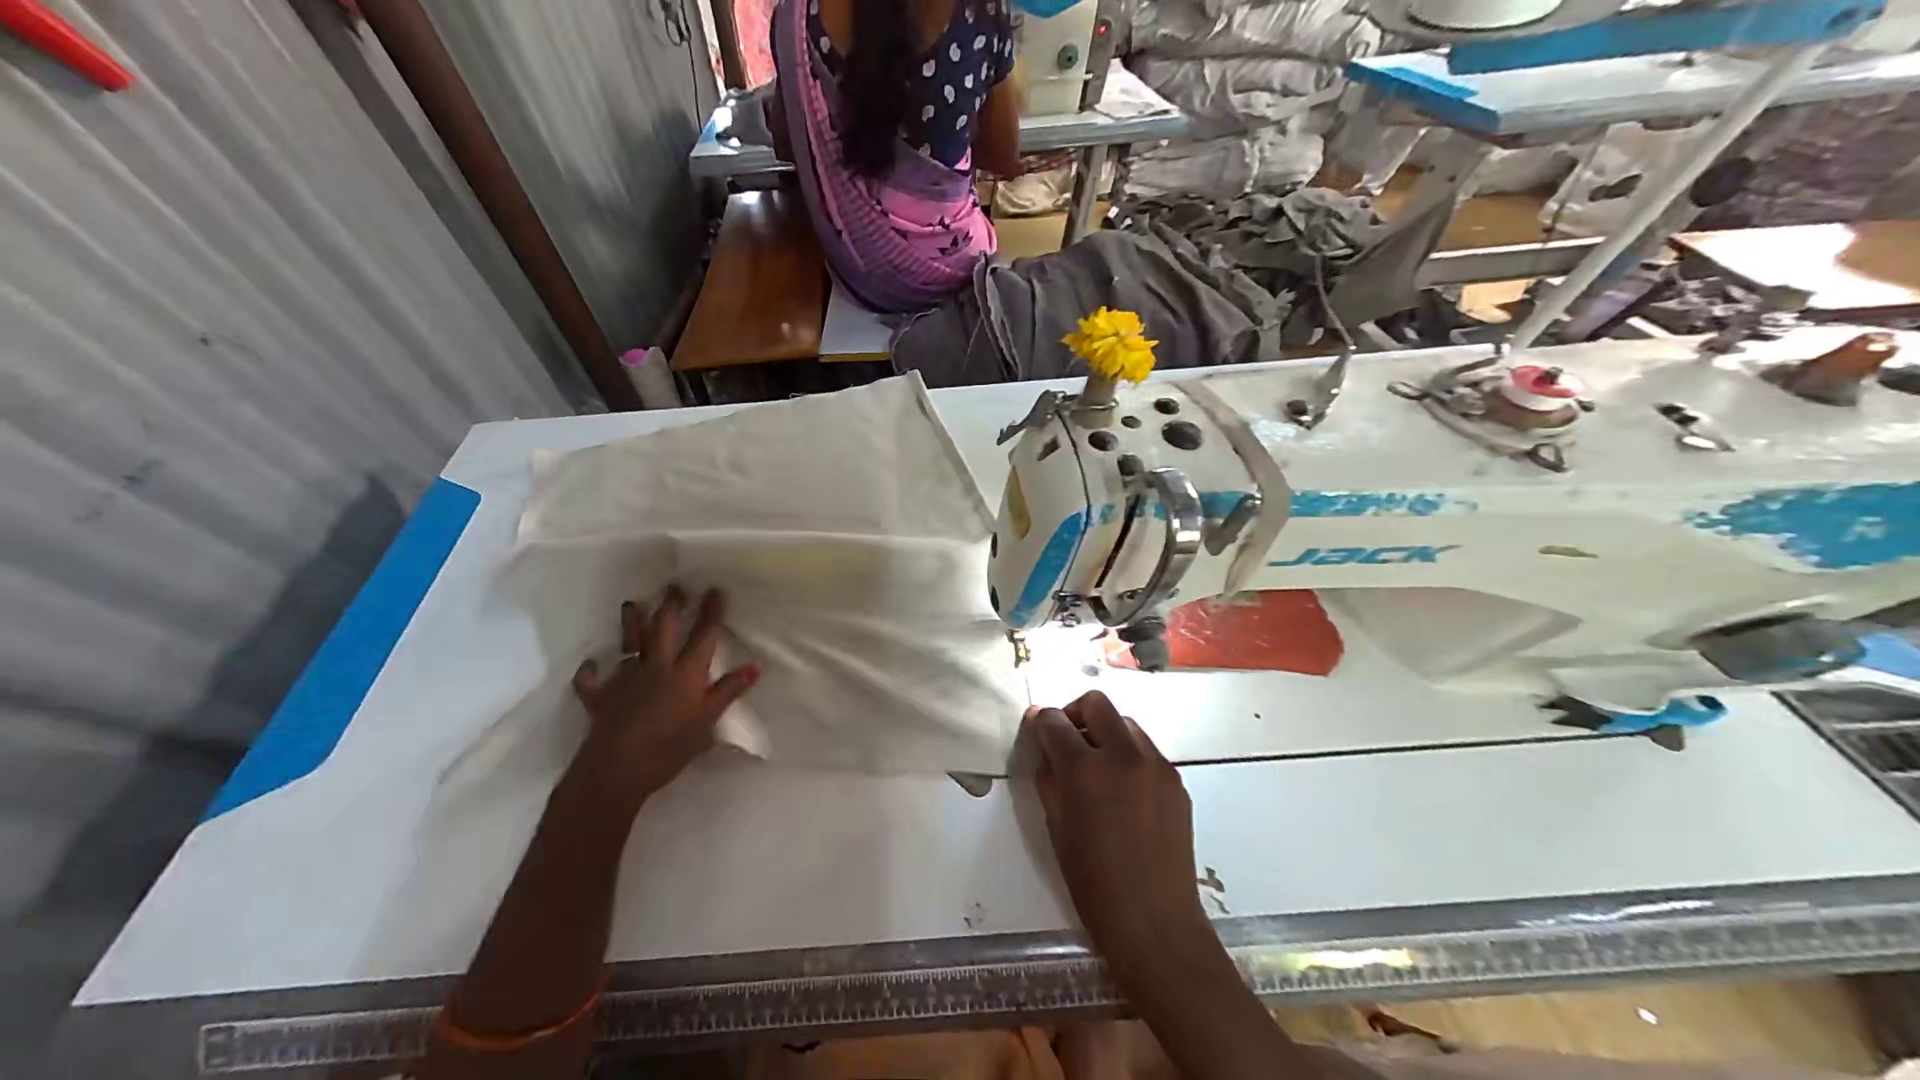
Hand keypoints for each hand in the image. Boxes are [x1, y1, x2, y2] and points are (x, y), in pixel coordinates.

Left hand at [570, 587, 758, 807]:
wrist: (617, 769)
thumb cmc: (670, 747)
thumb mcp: (708, 721)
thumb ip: (729, 691)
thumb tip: (755, 665)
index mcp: (685, 673)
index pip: (703, 637)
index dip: (711, 613)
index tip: (715, 590)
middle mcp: (655, 667)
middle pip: (664, 629)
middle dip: (672, 605)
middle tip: (676, 586)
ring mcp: (625, 679)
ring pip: (629, 643)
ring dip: (632, 622)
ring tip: (633, 604)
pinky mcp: (600, 697)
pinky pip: (591, 680)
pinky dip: (591, 671)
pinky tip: (592, 664)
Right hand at [1026, 691, 1207, 969]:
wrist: (1155, 923)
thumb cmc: (1093, 883)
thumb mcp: (1056, 829)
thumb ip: (1049, 779)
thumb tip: (1045, 749)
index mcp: (1085, 771)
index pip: (1055, 722)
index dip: (1041, 721)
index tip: (1037, 729)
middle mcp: (1124, 756)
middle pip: (1096, 703)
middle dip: (1075, 713)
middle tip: (1067, 741)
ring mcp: (1156, 766)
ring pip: (1125, 723)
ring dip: (1105, 733)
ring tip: (1098, 768)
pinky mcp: (1177, 781)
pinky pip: (1147, 751)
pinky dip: (1129, 755)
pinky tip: (1124, 791)